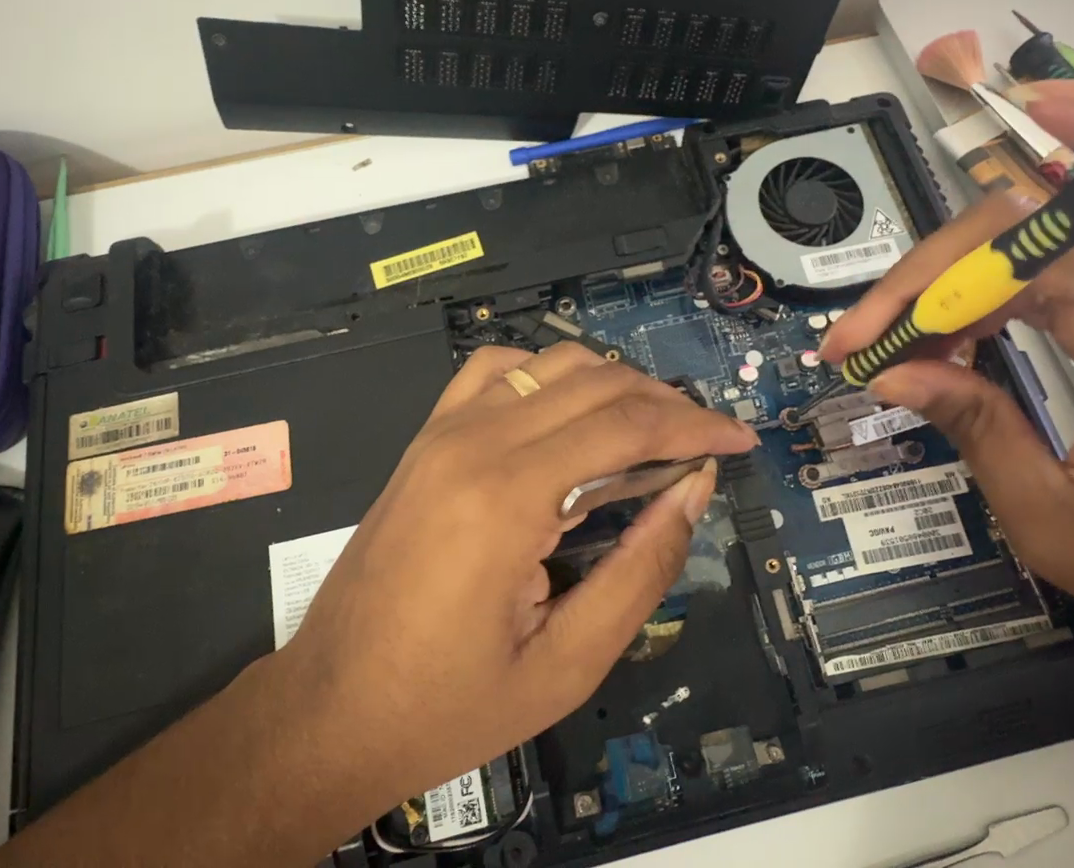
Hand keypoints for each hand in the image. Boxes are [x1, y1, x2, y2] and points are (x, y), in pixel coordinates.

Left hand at [270, 343, 755, 839]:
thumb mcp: (568, 663)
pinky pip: (493, 373)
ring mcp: (440, 433)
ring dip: (613, 384)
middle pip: (595, 384)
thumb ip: (641, 569)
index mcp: (507, 497)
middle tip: (707, 443)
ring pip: (548, 365)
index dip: (696, 427)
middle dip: (666, 405)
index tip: (740, 441)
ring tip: (654, 429)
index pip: (626, 425)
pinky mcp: (424, 441)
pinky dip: (546, 375)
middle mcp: (471, 442)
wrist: (332, 709)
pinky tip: (569, 412)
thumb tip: (693, 489)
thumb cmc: (451, 704)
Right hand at [819, 83, 1073, 645]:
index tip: (1049, 112)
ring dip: (936, 292)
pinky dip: (963, 310)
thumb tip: (894, 374)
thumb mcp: (1056, 520)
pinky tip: (918, 347)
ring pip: (1023, 256)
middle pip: (1048, 233)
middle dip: (939, 270)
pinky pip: (1027, 289)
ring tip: (868, 346)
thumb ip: (979, 433)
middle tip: (860, 335)